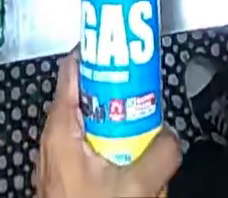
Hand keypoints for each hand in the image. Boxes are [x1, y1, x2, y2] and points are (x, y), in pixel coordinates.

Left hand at [35, 52, 180, 197]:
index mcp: (61, 127)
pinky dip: (113, 143)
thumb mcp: (136, 188)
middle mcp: (55, 136)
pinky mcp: (67, 178)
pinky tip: (134, 158)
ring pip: (92, 121)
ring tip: (147, 122)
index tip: (128, 44)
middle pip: (88, 92)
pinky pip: (92, 146)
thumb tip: (172, 135)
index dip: (101, 50)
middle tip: (147, 84)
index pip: (74, 67)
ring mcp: (59, 158)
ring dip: (120, 119)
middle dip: (120, 88)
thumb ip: (162, 153)